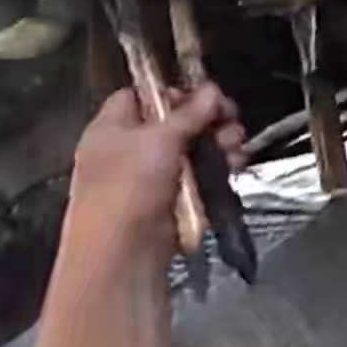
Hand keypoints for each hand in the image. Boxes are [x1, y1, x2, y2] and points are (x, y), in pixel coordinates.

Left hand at [64, 83, 247, 261]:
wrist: (121, 257)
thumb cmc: (129, 187)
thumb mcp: (161, 139)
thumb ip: (190, 112)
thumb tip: (212, 89)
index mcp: (111, 129)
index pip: (140, 94)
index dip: (170, 91)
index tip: (201, 95)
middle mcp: (128, 149)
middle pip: (174, 119)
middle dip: (208, 118)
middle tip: (230, 118)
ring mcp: (149, 175)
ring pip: (192, 145)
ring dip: (219, 141)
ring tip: (235, 145)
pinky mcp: (169, 197)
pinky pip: (198, 172)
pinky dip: (217, 166)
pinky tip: (234, 164)